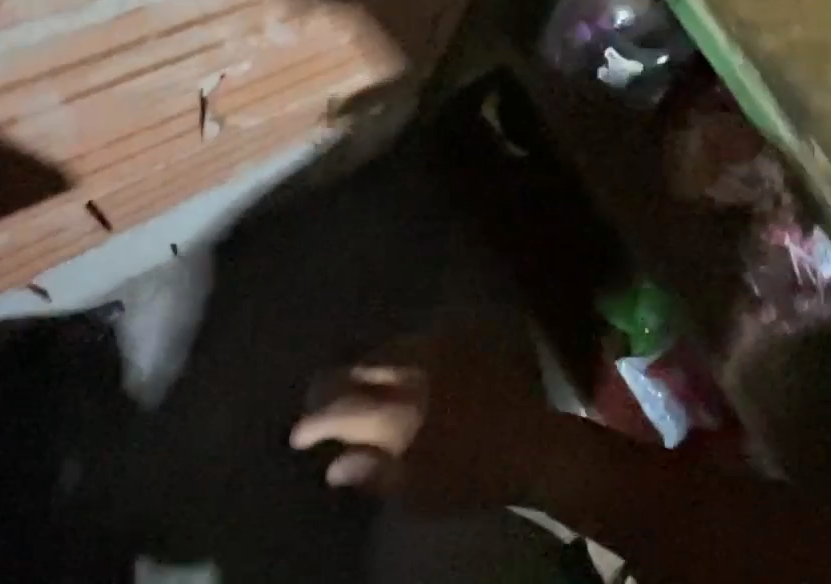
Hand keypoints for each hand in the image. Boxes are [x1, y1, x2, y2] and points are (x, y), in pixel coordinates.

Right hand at [289, 316, 555, 514]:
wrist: (531, 442)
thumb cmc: (472, 475)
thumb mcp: (419, 492)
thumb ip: (373, 474)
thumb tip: (334, 465)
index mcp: (393, 415)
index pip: (336, 411)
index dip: (312, 422)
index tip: (299, 436)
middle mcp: (407, 375)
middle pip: (354, 371)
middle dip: (330, 386)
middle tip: (320, 401)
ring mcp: (434, 351)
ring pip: (383, 349)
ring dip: (363, 365)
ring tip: (355, 378)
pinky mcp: (458, 340)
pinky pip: (416, 338)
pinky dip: (397, 351)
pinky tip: (396, 360)